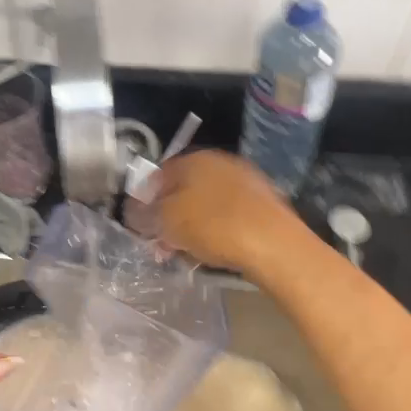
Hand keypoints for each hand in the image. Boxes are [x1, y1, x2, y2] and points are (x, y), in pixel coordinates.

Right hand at [154, 151, 304, 272]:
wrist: (274, 244)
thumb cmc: (213, 226)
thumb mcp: (166, 221)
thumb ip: (145, 214)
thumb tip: (136, 212)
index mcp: (195, 159)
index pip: (159, 173)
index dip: (145, 198)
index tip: (139, 222)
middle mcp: (221, 163)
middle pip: (184, 189)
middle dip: (169, 214)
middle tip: (160, 241)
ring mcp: (245, 183)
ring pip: (206, 203)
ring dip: (191, 225)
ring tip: (183, 251)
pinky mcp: (262, 205)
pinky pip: (227, 216)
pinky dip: (215, 230)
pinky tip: (211, 250)